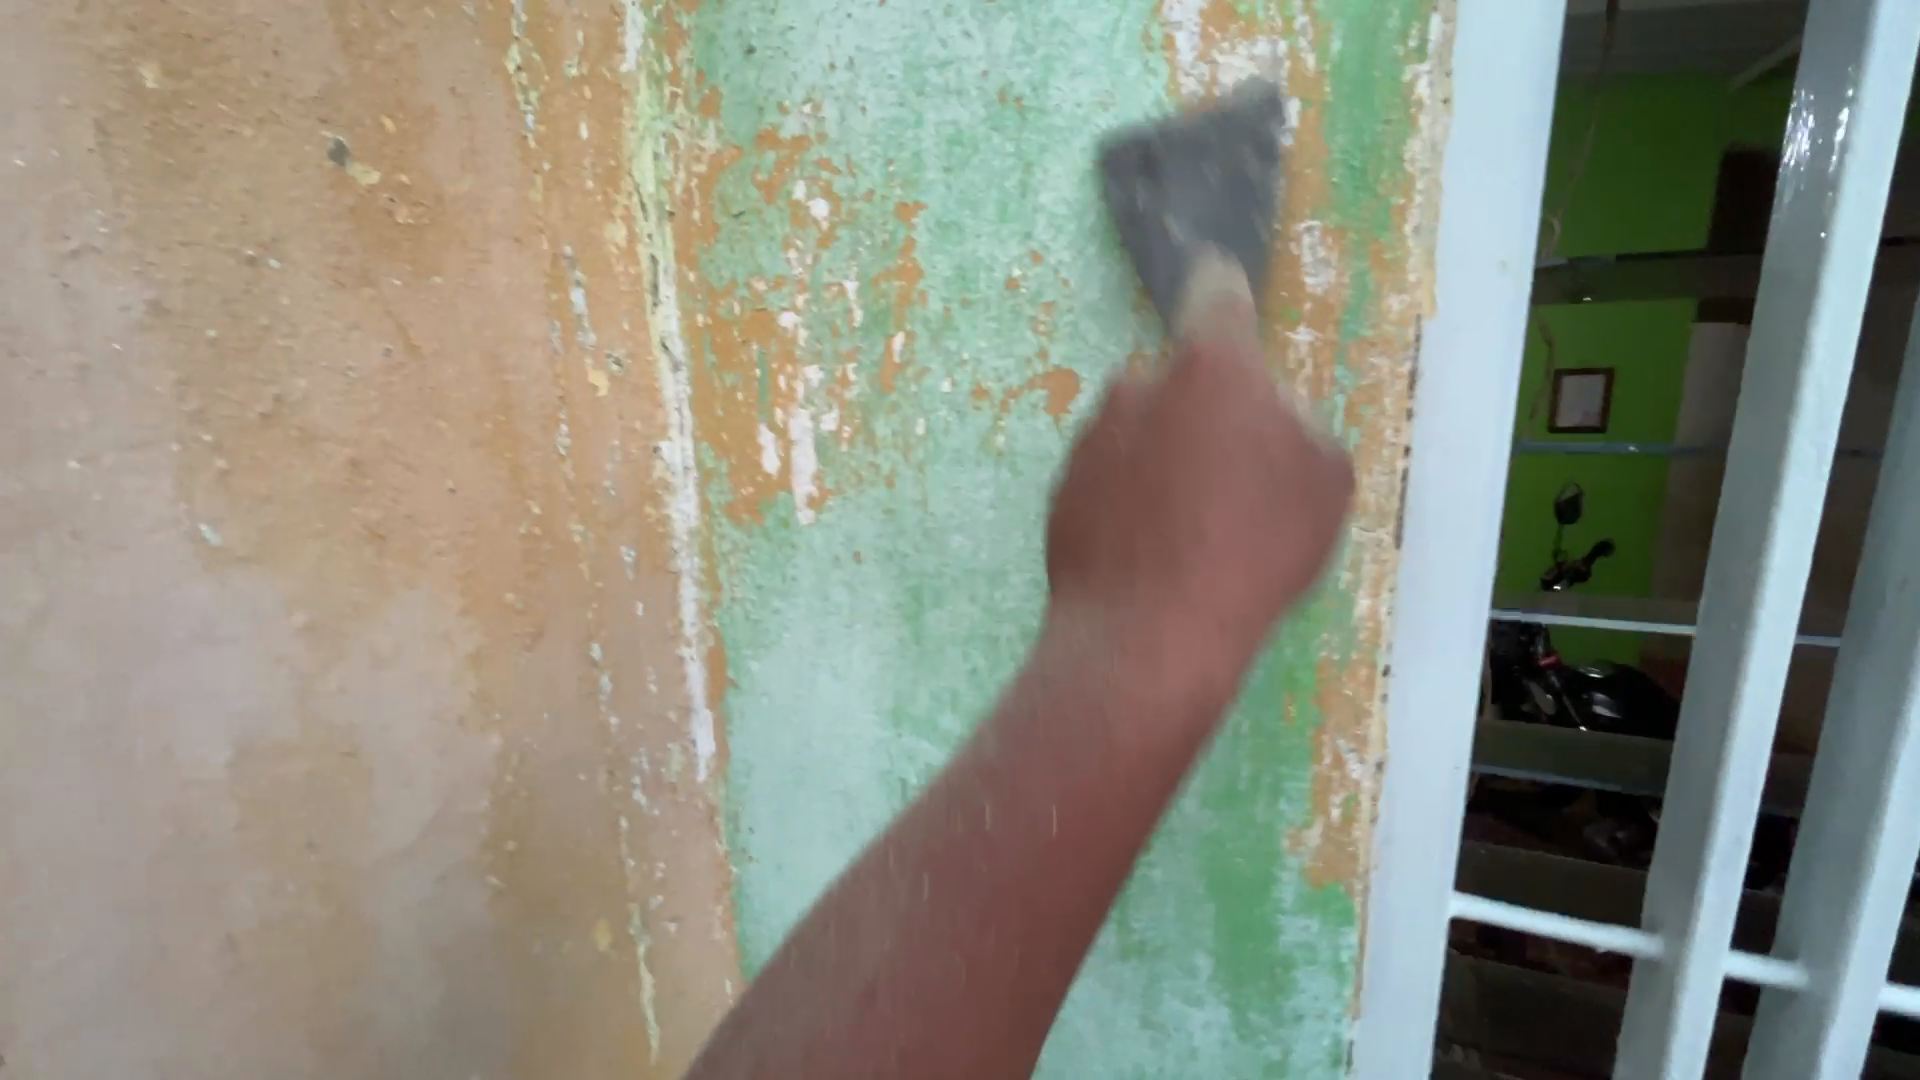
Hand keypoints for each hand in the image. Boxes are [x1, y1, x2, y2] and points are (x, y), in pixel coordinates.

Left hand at [1045, 257, 1353, 703]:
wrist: (1146, 631)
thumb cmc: (1251, 550)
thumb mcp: (1323, 481)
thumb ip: (1296, 422)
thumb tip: (1264, 411)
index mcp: (1209, 369)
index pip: (1215, 295)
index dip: (1225, 291)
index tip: (1223, 291)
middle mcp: (1136, 387)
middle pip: (1176, 378)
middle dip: (1200, 408)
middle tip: (1225, 475)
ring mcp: (1089, 439)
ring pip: (1137, 429)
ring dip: (1159, 454)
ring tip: (1184, 525)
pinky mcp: (1060, 488)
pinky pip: (1106, 474)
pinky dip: (1125, 494)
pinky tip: (1146, 546)